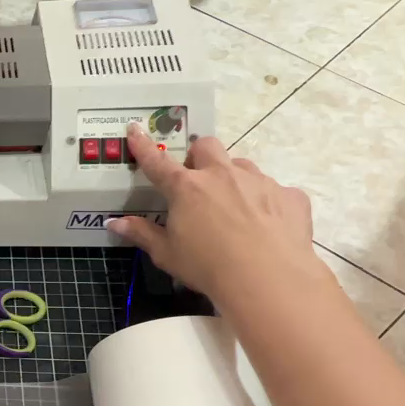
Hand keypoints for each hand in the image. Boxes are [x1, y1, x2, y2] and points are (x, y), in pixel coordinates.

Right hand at [109, 123, 326, 302]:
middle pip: (207, 147)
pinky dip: (264, 203)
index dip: (142, 146)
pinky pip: (273, 191)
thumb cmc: (206, 265)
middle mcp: (223, 175)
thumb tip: (115, 223)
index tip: (134, 128)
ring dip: (231, 178)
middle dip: (198, 156)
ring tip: (230, 208)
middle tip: (195, 180)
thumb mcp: (166, 253)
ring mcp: (260, 182)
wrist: (267, 277)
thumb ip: (142, 233)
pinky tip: (263, 226)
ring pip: (242, 167)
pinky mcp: (290, 195)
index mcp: (186, 189)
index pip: (157, 162)